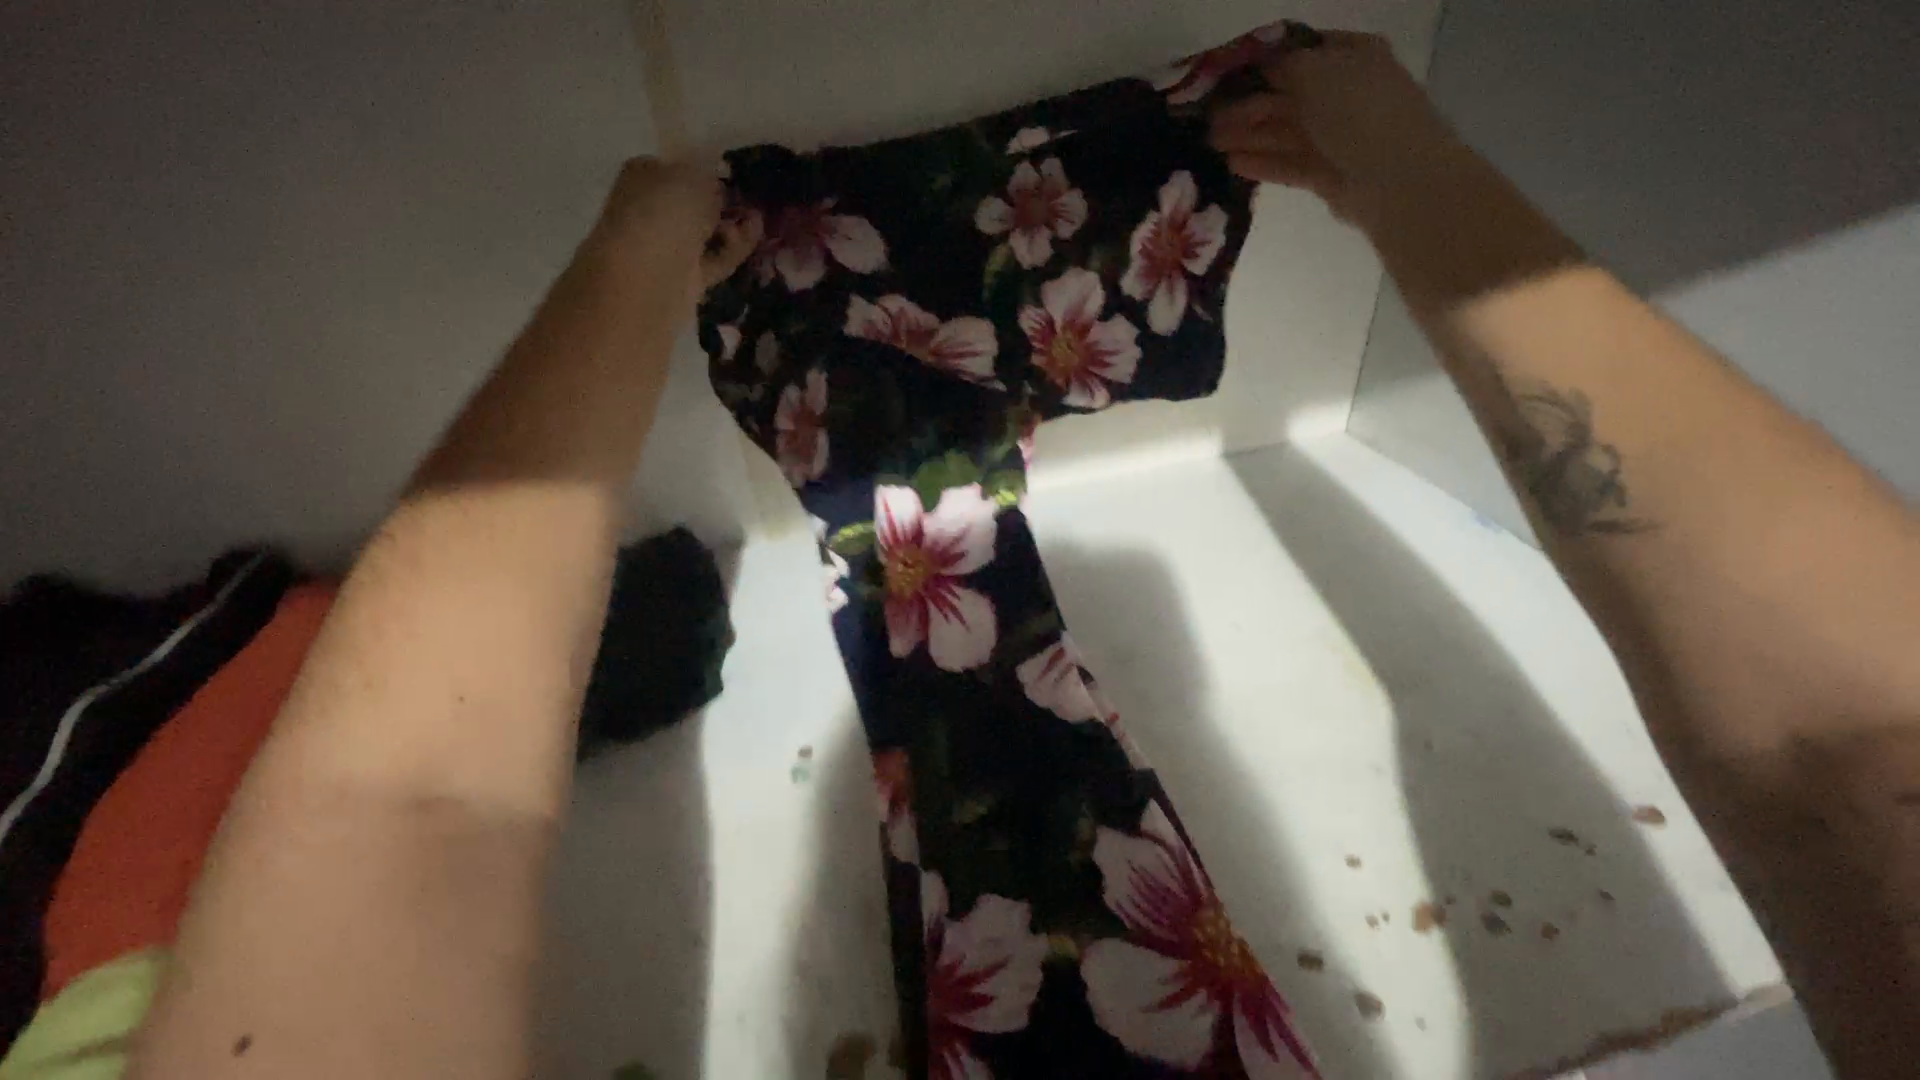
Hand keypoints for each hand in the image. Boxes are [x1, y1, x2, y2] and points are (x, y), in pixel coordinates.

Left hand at [584, 156, 761, 309]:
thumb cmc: (666, 212)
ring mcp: (666, 248)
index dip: (703, 173)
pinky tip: (755, 235)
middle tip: (748, 202)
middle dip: (721, 204)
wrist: (649, 276)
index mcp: (641, 176)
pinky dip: (734, 248)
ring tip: (757, 219)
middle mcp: (649, 210)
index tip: (730, 179)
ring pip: (705, 234)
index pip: (675, 169)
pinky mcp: (685, 277)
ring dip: (732, 227)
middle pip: (692, 205)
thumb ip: (710, 179)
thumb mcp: (695, 178)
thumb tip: (716, 190)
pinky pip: (714, 259)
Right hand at [1210, 31, 1473, 230]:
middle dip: (1244, 107)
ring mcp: (1336, 136)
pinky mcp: (1327, 173)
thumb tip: (1261, 66)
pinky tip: (1232, 165)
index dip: (1261, 63)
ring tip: (1210, 145)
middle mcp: (1344, 92)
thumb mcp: (1316, 71)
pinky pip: (1288, 163)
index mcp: (1350, 56)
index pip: (1299, 52)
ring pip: (1282, 132)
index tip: (1222, 76)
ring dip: (1246, 136)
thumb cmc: (1357, 111)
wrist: (1395, 178)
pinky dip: (1261, 162)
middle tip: (1205, 120)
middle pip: (1285, 96)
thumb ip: (1283, 64)